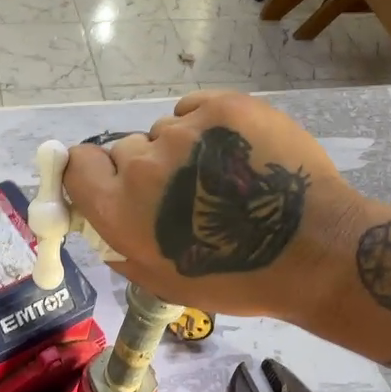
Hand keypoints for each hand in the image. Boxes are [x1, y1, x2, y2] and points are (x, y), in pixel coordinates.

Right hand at [62, 90, 365, 319]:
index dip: (91, 172)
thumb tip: (102, 221)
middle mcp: (143, 166)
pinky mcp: (223, 107)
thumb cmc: (236, 280)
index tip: (109, 181)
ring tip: (220, 177)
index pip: (77, 165)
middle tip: (182, 193)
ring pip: (165, 131)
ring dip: (181, 149)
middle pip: (124, 150)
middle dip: (145, 169)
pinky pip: (195, 109)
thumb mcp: (163, 284)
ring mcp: (185, 131)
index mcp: (121, 211)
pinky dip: (207, 127)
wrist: (314, 251)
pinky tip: (235, 153)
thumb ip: (121, 246)